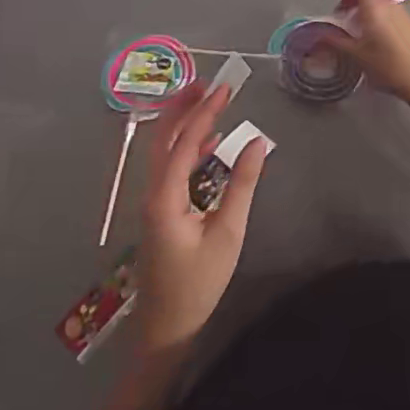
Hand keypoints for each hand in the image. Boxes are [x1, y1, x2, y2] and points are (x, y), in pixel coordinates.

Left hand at [134, 83, 267, 355]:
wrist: (168, 325)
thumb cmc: (199, 283)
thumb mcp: (228, 233)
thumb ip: (241, 185)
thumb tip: (257, 143)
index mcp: (164, 197)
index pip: (182, 143)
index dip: (203, 113)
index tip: (224, 89)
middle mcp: (152, 193)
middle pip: (164, 140)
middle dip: (184, 109)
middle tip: (208, 84)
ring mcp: (153, 203)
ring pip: (165, 154)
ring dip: (185, 126)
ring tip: (208, 102)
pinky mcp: (160, 212)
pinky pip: (171, 170)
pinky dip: (188, 151)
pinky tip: (208, 144)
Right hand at [328, 0, 409, 113]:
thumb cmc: (388, 66)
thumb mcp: (357, 56)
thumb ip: (336, 42)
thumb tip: (319, 35)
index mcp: (375, 7)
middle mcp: (390, 5)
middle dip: (354, 1)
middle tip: (343, 18)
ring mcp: (404, 14)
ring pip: (381, 3)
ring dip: (366, 11)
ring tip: (358, 31)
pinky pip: (390, 13)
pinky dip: (379, 18)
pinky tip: (376, 40)